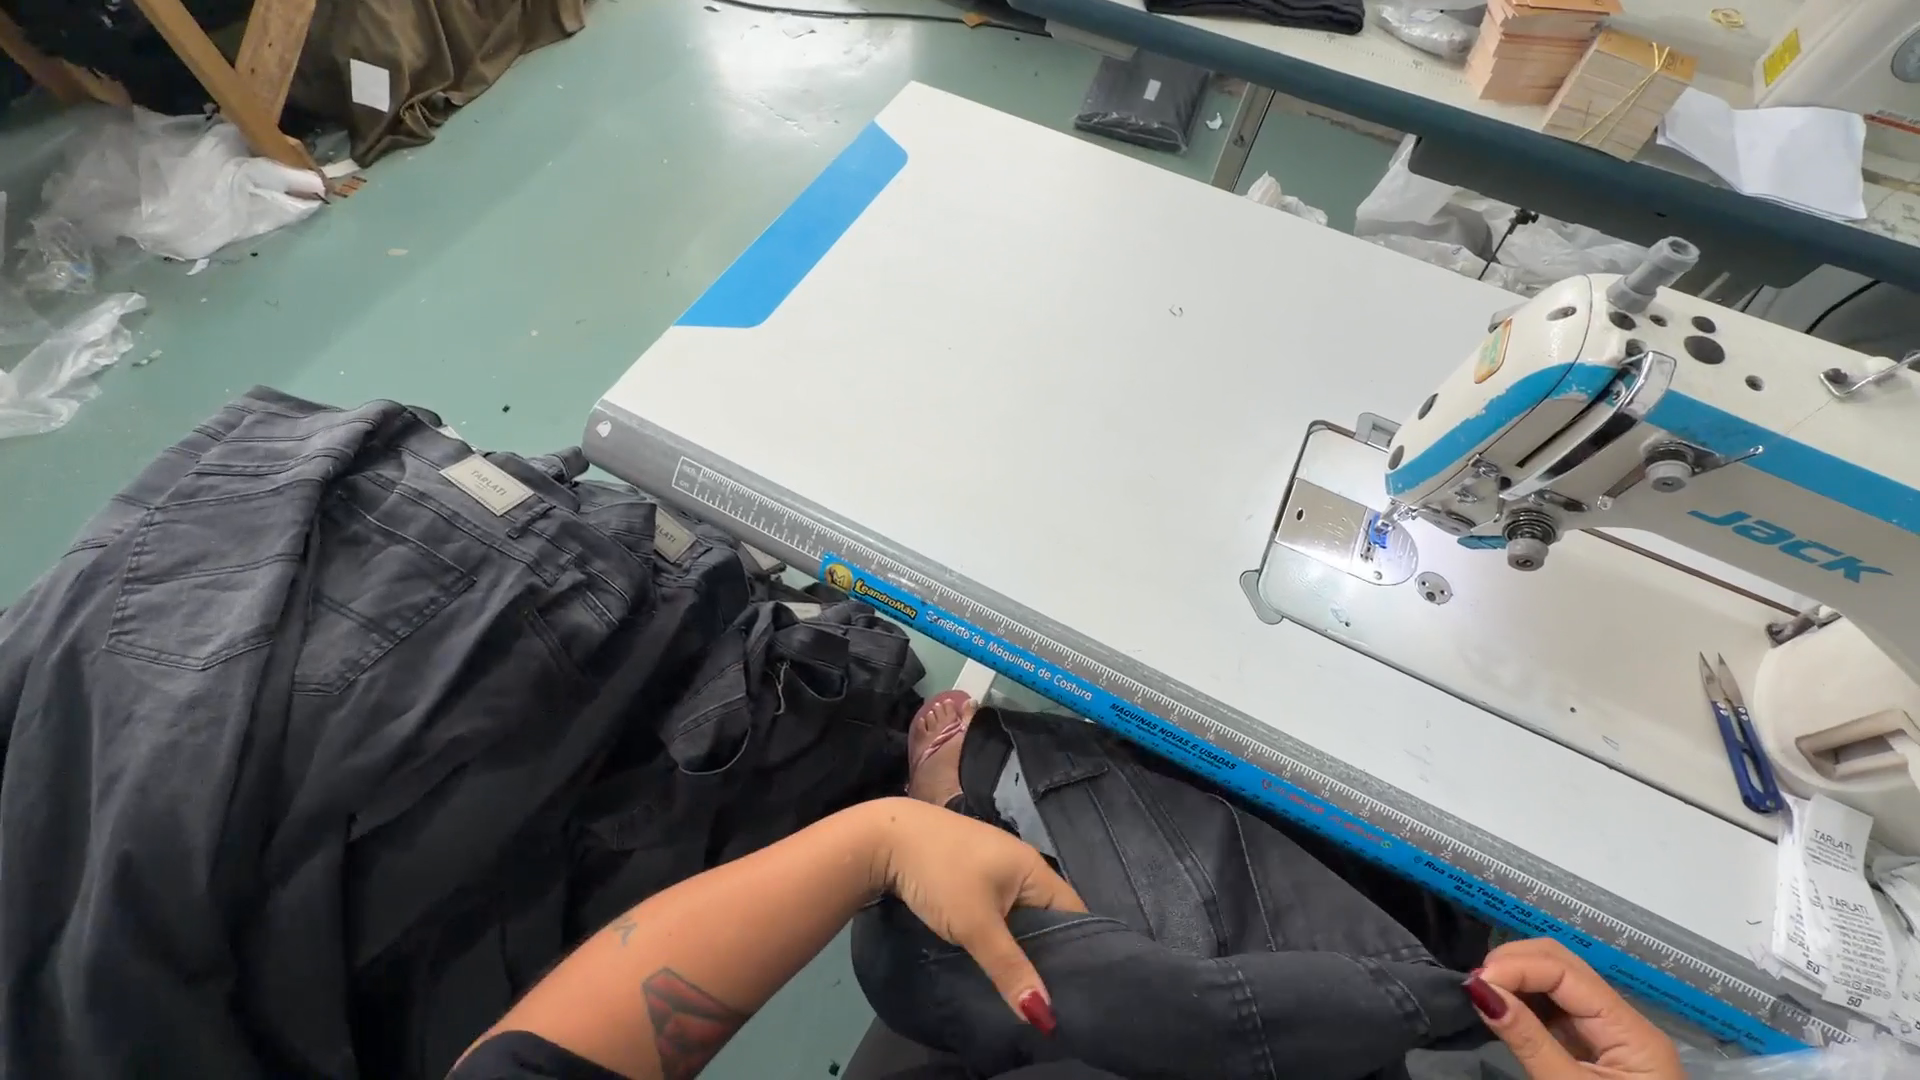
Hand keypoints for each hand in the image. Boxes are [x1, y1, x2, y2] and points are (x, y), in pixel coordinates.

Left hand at [861, 797, 1086, 1031]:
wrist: (886, 836)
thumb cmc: (940, 872)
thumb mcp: (975, 925)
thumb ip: (1010, 968)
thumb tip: (1045, 1016)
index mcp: (1033, 868)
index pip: (1075, 912)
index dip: (1084, 950)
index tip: (1081, 993)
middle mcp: (1020, 864)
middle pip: (1048, 915)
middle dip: (1049, 954)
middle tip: (1052, 1000)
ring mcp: (993, 866)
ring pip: (1020, 914)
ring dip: (1021, 945)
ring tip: (1025, 988)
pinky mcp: (970, 871)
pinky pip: (998, 908)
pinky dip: (1000, 932)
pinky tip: (994, 958)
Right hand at [1466, 939, 1683, 1079]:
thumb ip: (1527, 1039)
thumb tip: (1476, 987)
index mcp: (1632, 1031)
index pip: (1564, 969)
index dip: (1515, 966)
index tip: (1473, 984)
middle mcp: (1623, 1018)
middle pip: (1561, 961)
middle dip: (1513, 963)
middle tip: (1476, 986)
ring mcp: (1608, 1029)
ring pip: (1554, 975)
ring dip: (1515, 977)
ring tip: (1485, 997)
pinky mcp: (1592, 1041)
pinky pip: (1553, 1001)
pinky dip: (1522, 996)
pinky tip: (1504, 1009)